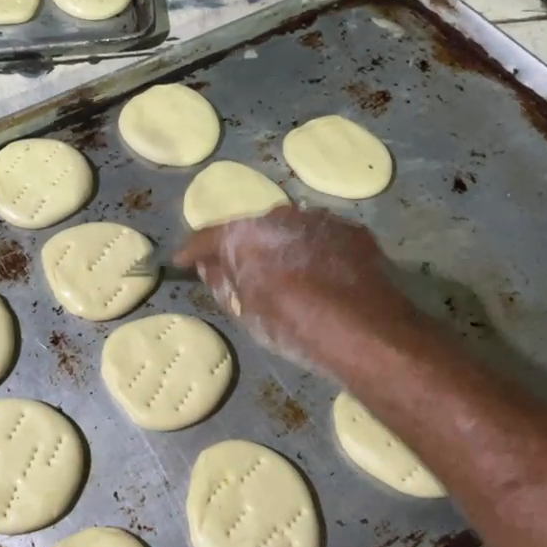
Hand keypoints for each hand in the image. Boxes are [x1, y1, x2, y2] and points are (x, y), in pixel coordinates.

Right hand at [176, 205, 423, 372]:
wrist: (365, 331)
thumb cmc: (292, 325)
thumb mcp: (245, 313)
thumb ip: (220, 283)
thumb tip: (208, 266)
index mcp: (244, 234)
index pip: (208, 236)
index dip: (192, 250)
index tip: (182, 261)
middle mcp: (279, 216)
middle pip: (252, 230)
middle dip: (244, 248)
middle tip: (240, 273)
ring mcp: (318, 220)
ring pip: (289, 231)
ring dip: (282, 248)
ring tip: (286, 277)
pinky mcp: (352, 232)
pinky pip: (321, 239)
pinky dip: (314, 254)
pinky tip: (321, 278)